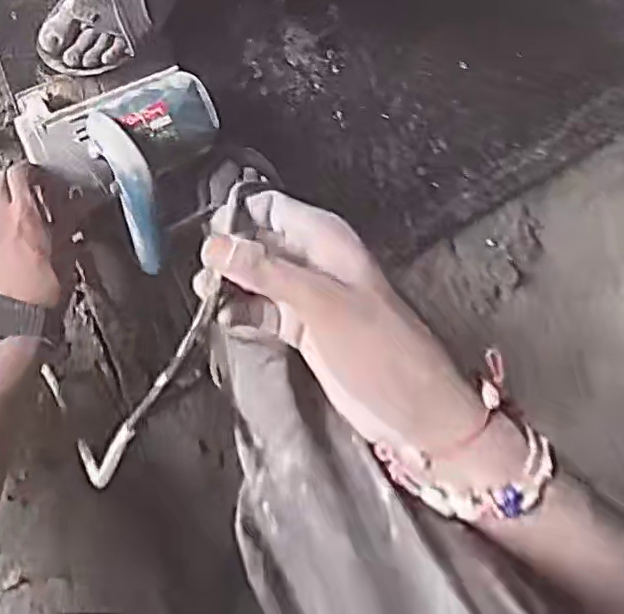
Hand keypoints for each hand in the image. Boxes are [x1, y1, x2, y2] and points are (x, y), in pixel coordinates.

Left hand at [0, 163, 77, 308]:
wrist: (19, 317)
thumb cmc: (44, 289)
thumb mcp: (66, 249)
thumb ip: (69, 221)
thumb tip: (78, 206)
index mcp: (23, 213)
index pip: (20, 172)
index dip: (33, 170)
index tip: (46, 178)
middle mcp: (0, 216)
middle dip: (15, 178)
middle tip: (32, 186)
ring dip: (2, 191)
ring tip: (20, 202)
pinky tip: (11, 223)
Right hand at [199, 190, 487, 464]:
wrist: (417, 416)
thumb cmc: (382, 351)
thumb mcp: (320, 303)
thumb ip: (265, 271)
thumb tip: (216, 246)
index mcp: (323, 238)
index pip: (268, 206)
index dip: (237, 217)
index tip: (212, 241)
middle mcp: (311, 259)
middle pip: (254, 239)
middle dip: (226, 253)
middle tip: (206, 273)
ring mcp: (305, 292)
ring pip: (252, 274)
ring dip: (228, 283)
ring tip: (208, 295)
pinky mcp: (299, 323)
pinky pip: (258, 306)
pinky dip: (240, 310)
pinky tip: (226, 319)